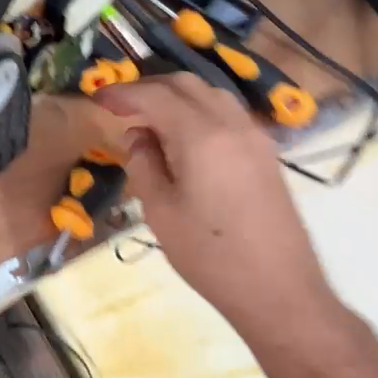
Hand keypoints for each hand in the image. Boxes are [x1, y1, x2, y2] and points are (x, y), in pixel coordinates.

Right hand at [93, 74, 343, 340]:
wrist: (280, 293)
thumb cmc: (209, 255)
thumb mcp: (159, 210)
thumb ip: (143, 163)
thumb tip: (138, 136)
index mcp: (202, 137)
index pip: (156, 95)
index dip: (122, 93)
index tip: (97, 100)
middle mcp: (233, 126)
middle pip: (186, 84)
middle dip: (149, 88)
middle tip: (120, 107)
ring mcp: (255, 139)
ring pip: (210, 94)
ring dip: (176, 97)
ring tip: (149, 120)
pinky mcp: (266, 155)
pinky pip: (227, 114)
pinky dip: (198, 111)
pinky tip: (181, 137)